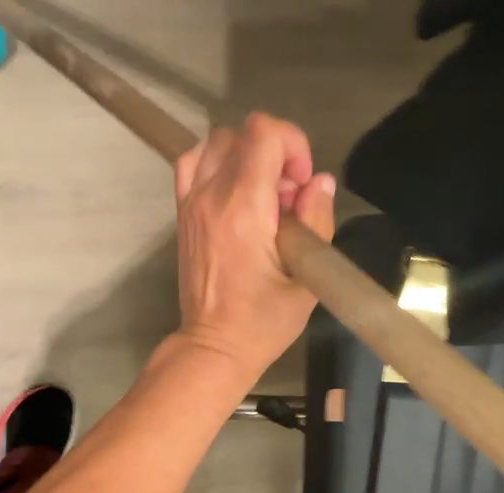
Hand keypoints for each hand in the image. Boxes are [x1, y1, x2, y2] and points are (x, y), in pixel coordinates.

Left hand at [172, 111, 336, 381]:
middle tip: (288, 200)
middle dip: (276, 155)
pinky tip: (236, 192)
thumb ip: (316, 223)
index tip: (303, 186)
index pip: (265, 133)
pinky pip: (193, 162)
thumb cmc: (263, 323)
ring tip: (264, 196)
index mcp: (244, 207)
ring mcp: (192, 201)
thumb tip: (320, 183)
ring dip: (247, 157)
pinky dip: (217, 164)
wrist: (214, 347)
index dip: (294, 146)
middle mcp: (212, 195)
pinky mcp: (183, 213)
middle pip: (244, 133)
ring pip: (217, 142)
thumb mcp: (305, 280)